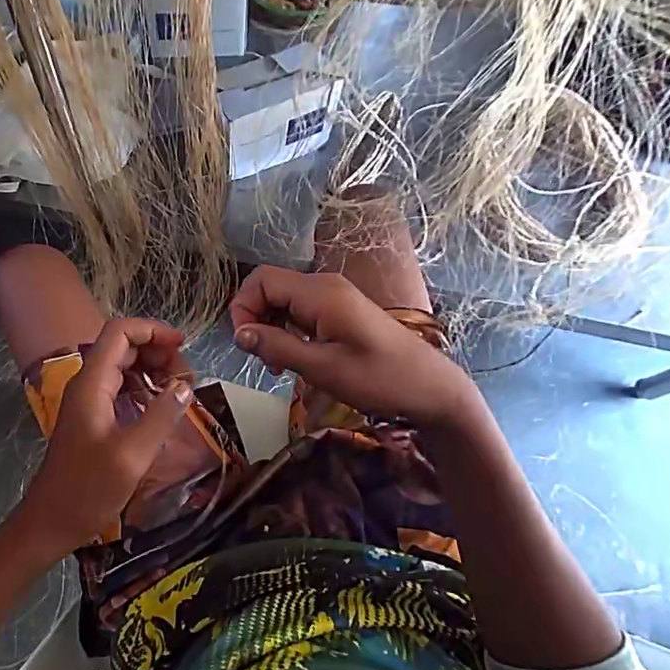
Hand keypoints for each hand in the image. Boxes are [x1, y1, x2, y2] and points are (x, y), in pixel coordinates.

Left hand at [9, 319, 193, 560]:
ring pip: (122, 368)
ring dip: (152, 370)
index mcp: (91, 384)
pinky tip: (161, 407)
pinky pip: (120, 390)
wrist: (49, 523)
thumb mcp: (131, 456)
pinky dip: (143, 389)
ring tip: (180, 389)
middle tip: (187, 376)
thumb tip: (185, 387)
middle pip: (122, 347)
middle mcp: (87, 385)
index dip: (152, 330)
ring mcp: (88, 402)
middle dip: (157, 351)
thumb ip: (160, 417)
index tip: (183, 345)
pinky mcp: (92, 420)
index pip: (119, 333)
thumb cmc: (86, 491)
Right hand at [230, 265, 477, 428]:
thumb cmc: (379, 379)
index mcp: (320, 293)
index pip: (261, 280)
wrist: (431, 389)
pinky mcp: (340, 311)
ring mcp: (334, 297)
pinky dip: (288, 333)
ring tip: (279, 366)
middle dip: (256, 321)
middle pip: (270, 289)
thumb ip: (277, 346)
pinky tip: (295, 359)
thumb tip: (239, 334)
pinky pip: (300, 312)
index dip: (243, 308)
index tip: (245, 344)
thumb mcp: (322, 368)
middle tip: (264, 360)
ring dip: (271, 330)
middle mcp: (324, 286)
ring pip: (283, 302)